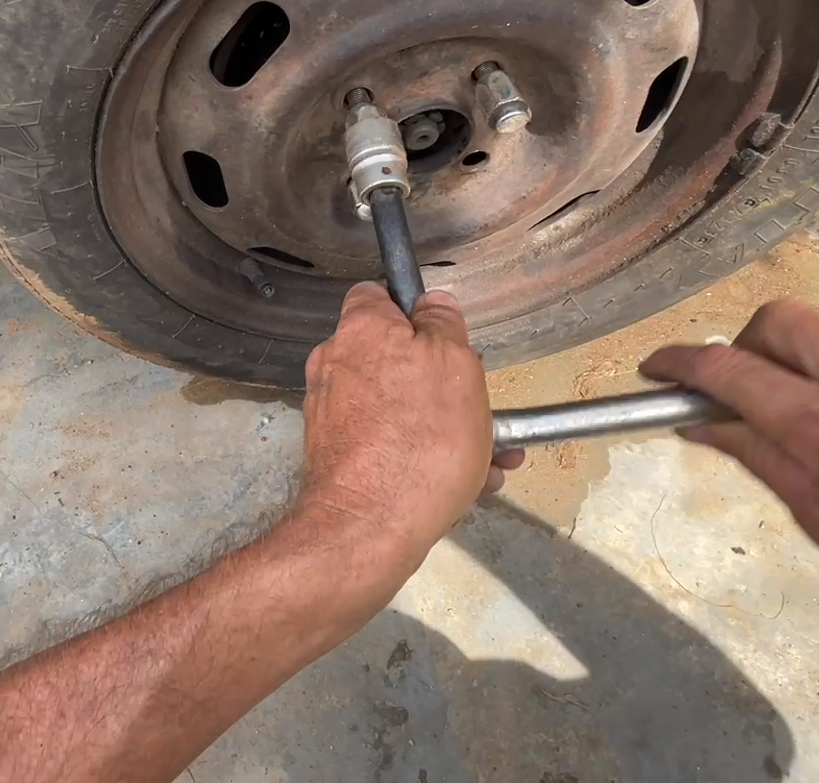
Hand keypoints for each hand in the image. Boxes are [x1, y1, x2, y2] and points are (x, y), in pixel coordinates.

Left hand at [295, 284, 519, 579]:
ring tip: (487, 456)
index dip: (414, 309)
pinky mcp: (335, 448)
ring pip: (397, 401)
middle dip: (441, 378)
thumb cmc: (419, 440)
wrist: (367, 524)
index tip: (444, 335)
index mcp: (359, 329)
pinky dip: (420, 450)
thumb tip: (432, 301)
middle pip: (393, 353)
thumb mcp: (455, 365)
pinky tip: (463, 480)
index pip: (378, 294)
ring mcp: (330, 407)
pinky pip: (386, 436)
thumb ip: (443, 325)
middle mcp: (334, 362)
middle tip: (479, 407)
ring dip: (442, 421)